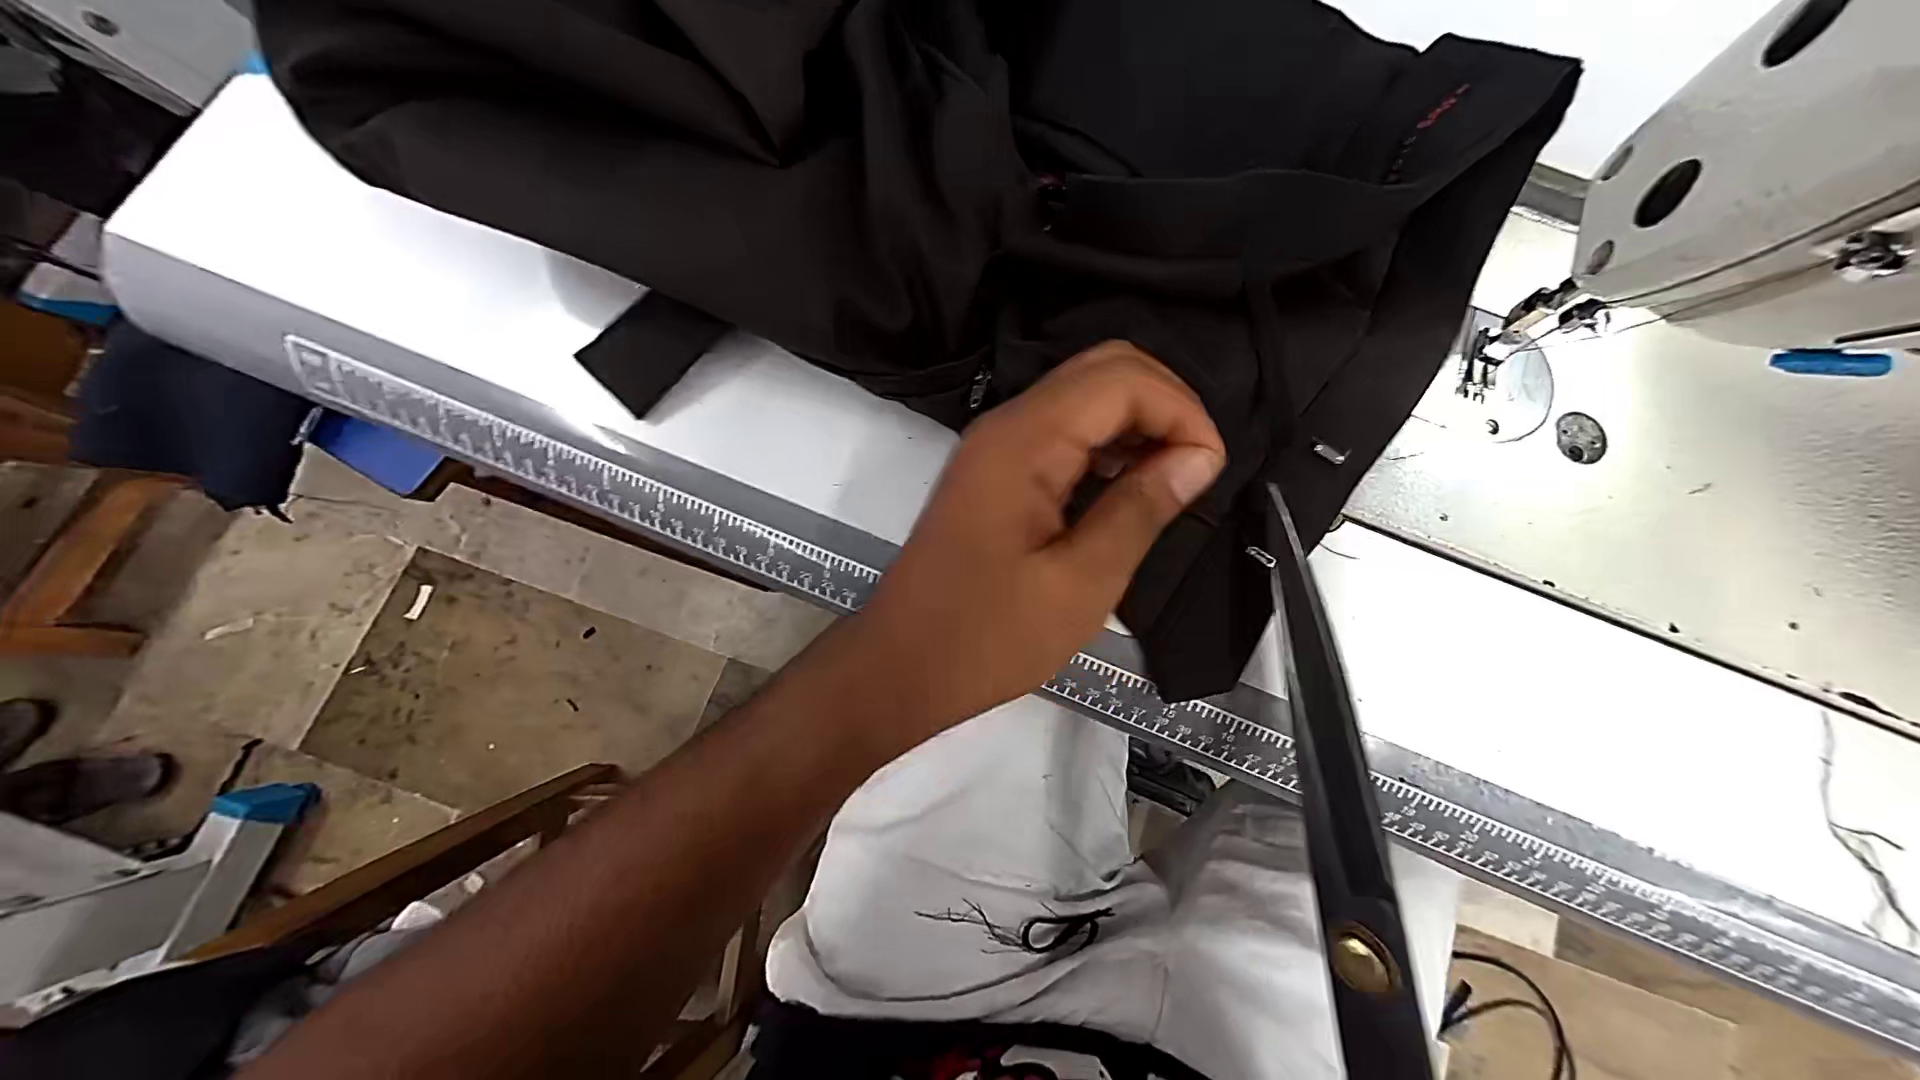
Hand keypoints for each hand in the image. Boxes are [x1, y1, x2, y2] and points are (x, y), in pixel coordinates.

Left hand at [842, 341, 1225, 742]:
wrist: (903, 665)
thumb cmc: (988, 637)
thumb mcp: (1081, 583)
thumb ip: (1140, 510)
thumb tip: (1198, 457)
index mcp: (1024, 441)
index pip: (1122, 378)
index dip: (1182, 410)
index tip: (1210, 469)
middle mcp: (1006, 425)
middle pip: (1103, 369)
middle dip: (1165, 405)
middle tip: (1196, 468)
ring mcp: (994, 446)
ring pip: (1082, 395)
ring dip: (1136, 423)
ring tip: (1170, 481)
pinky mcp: (992, 472)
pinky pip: (1060, 431)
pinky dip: (1105, 445)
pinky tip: (1125, 490)